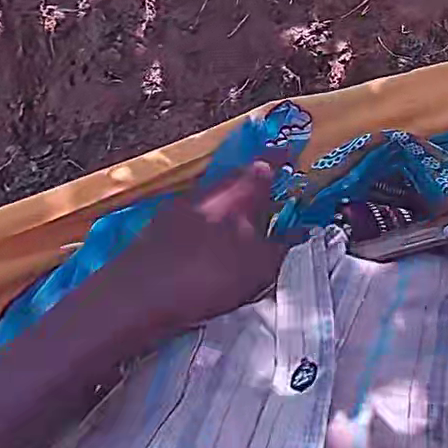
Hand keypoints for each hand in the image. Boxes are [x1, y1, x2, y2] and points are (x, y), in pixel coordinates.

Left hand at [99, 152, 294, 330]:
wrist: (140, 293)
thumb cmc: (209, 274)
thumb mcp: (260, 267)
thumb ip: (285, 246)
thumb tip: (307, 230)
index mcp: (238, 191)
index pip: (265, 165)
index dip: (280, 158)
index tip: (291, 153)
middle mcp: (210, 188)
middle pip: (239, 178)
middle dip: (257, 183)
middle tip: (275, 193)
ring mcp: (183, 204)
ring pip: (218, 196)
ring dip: (234, 203)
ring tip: (250, 222)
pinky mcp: (163, 224)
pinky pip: (200, 213)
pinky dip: (214, 221)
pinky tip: (215, 243)